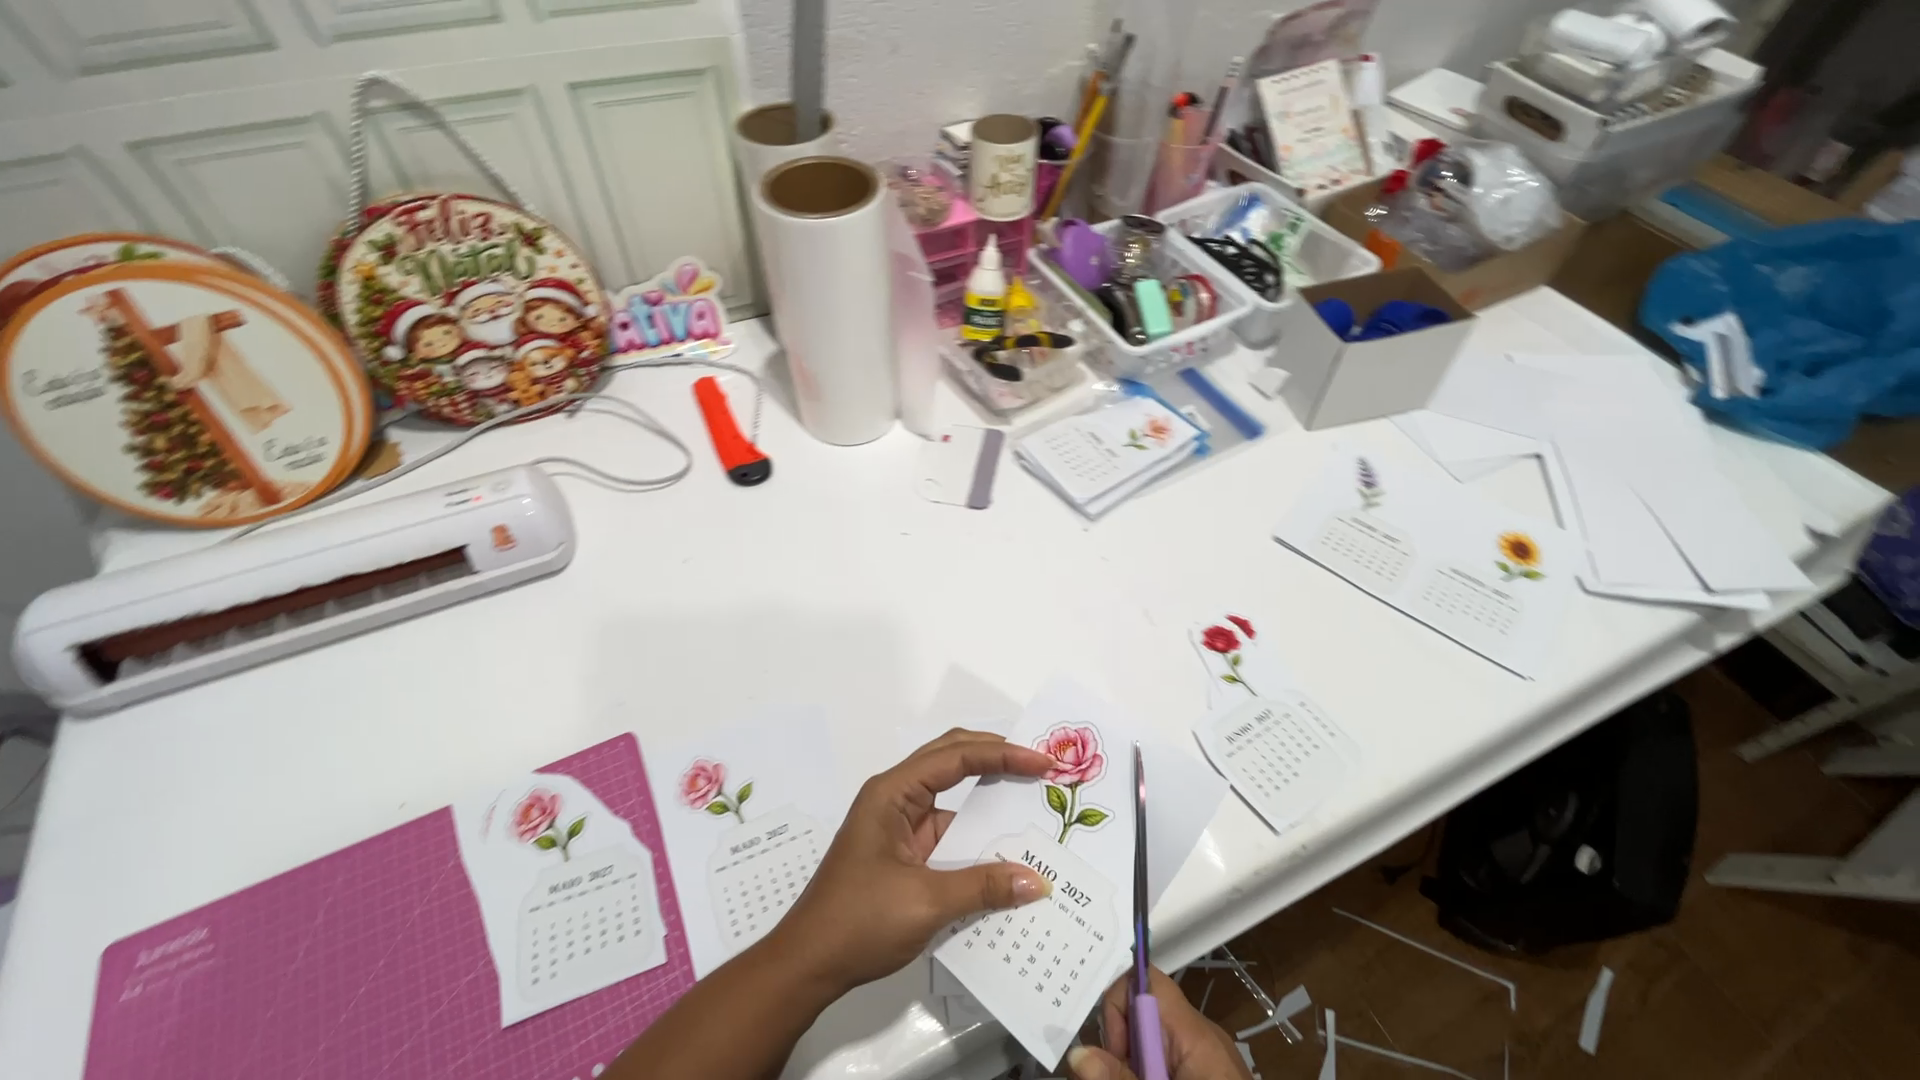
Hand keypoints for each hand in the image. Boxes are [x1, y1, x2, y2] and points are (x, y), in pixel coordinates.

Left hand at [769, 728, 1055, 995]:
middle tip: (1042, 768)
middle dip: (997, 760)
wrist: (807, 965)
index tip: (1042, 764)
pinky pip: (949, 838)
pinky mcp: (905, 857)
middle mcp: (896, 800)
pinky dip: (978, 843)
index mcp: (892, 793)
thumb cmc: (858, 921)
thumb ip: (983, 886)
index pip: (955, 757)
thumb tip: (1037, 881)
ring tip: (1035, 807)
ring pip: (953, 802)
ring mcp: (900, 828)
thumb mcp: (925, 902)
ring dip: (990, 805)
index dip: (1002, 754)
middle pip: (952, 762)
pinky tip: (1008, 858)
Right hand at [1065, 966, 1253, 1079]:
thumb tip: (1076, 1054)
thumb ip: (1122, 1078)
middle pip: (1141, 1013)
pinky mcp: (1205, 1072)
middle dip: (1117, 1045)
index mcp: (1193, 1032)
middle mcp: (1200, 1034)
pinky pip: (1166, 1058)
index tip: (1111, 1050)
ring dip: (1130, 1065)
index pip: (1146, 979)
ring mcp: (1205, 1055)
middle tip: (1109, 1079)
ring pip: (1150, 1040)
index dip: (1117, 1001)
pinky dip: (1148, 1071)